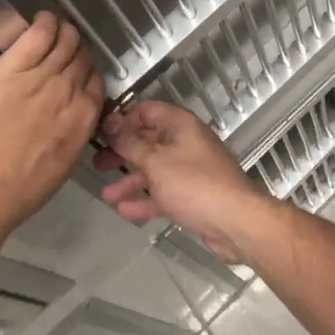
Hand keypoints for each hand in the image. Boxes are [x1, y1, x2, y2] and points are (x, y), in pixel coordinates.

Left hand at [0, 13, 105, 241]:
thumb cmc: (16, 193)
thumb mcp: (60, 167)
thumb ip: (71, 134)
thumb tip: (72, 116)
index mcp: (82, 122)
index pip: (96, 83)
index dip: (87, 74)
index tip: (78, 71)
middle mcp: (67, 94)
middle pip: (81, 59)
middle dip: (77, 51)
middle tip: (65, 48)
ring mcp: (39, 78)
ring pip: (64, 42)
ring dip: (64, 32)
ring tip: (57, 29)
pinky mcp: (11, 68)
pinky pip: (37, 34)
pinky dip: (45, 22)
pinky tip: (43, 19)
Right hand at [96, 101, 272, 260]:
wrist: (236, 222)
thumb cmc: (194, 184)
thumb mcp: (155, 162)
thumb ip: (130, 143)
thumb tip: (111, 121)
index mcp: (179, 125)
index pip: (145, 111)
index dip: (122, 120)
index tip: (101, 134)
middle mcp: (185, 142)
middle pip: (147, 141)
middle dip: (122, 153)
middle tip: (98, 164)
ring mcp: (190, 170)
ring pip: (154, 170)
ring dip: (130, 181)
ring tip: (106, 195)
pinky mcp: (193, 195)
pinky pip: (163, 192)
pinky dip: (145, 200)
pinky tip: (124, 210)